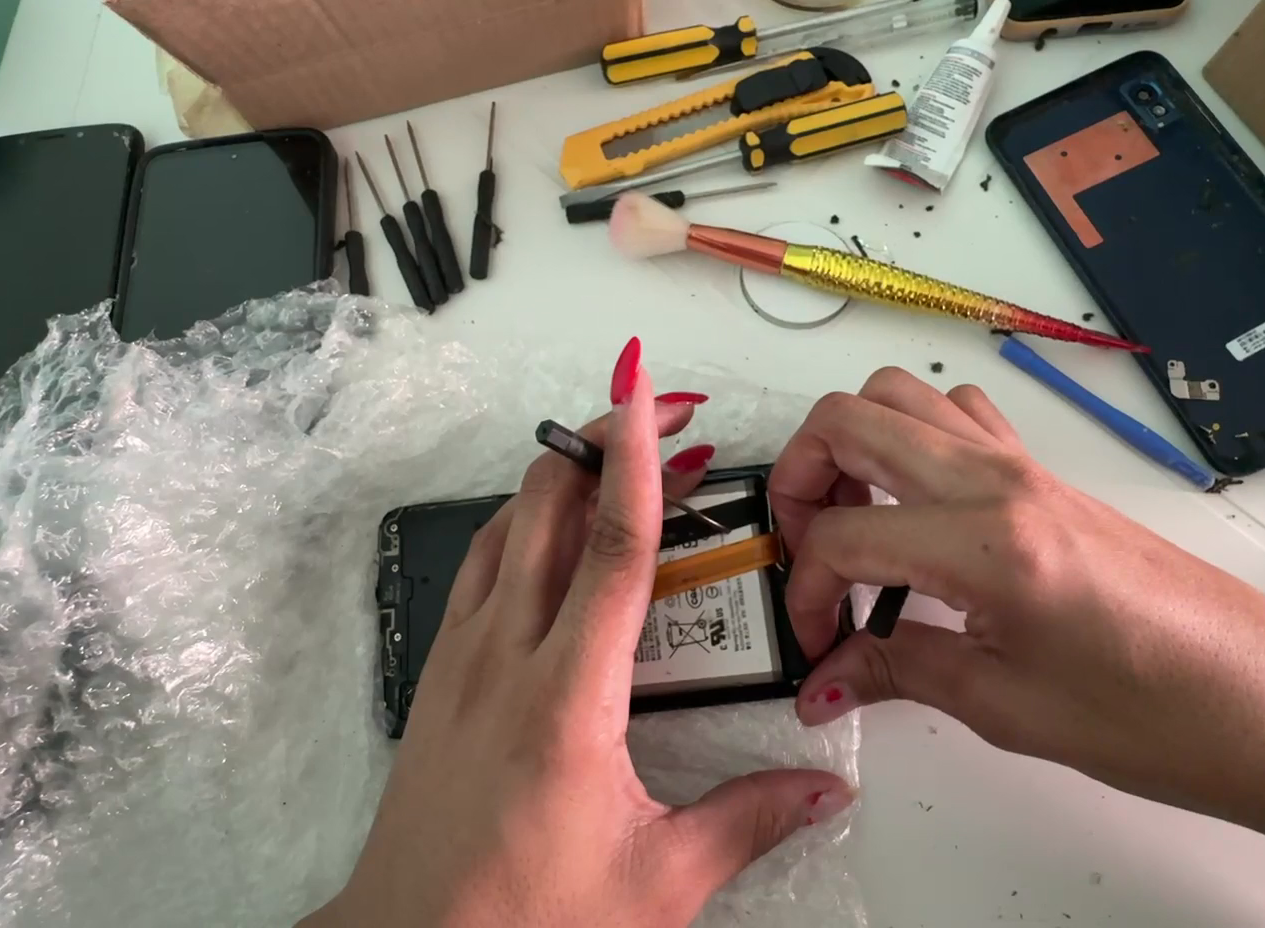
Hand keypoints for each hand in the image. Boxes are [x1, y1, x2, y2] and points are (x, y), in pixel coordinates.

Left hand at [305, 339, 852, 927]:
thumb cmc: (516, 924)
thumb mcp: (655, 882)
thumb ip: (748, 820)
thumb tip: (820, 790)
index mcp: (567, 696)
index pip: (613, 546)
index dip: (637, 458)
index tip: (644, 390)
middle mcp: (506, 653)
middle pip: (551, 502)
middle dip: (605, 437)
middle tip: (665, 415)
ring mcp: (464, 651)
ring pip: (511, 519)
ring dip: (566, 474)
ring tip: (623, 461)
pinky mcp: (444, 664)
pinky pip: (485, 557)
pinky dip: (527, 518)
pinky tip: (558, 529)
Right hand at [771, 366, 1264, 813]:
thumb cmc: (1153, 721)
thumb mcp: (1003, 708)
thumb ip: (893, 673)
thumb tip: (820, 683)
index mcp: (984, 544)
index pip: (842, 538)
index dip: (805, 592)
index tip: (815, 640)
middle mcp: (995, 479)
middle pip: (847, 420)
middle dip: (795, 476)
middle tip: (801, 545)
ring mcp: (1021, 462)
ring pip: (897, 393)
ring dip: (849, 441)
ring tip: (851, 512)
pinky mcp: (1042, 468)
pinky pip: (957, 410)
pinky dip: (910, 433)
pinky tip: (916, 498)